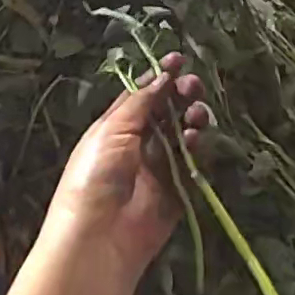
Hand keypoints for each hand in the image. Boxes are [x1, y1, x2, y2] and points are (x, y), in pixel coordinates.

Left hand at [45, 52, 210, 281]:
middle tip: (193, 85)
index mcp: (116, 124)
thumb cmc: (96, 173)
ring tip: (198, 112)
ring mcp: (157, 166)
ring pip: (181, 134)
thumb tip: (163, 76)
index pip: (142, 93)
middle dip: (181, 94)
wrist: (99, 236)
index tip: (179, 58)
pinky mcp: (175, 191)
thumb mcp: (112, 128)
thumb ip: (141, 102)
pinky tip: (194, 138)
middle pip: (166, 111)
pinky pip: (190, 164)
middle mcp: (137, 142)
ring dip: (191, 118)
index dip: (160, 75)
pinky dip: (195, 148)